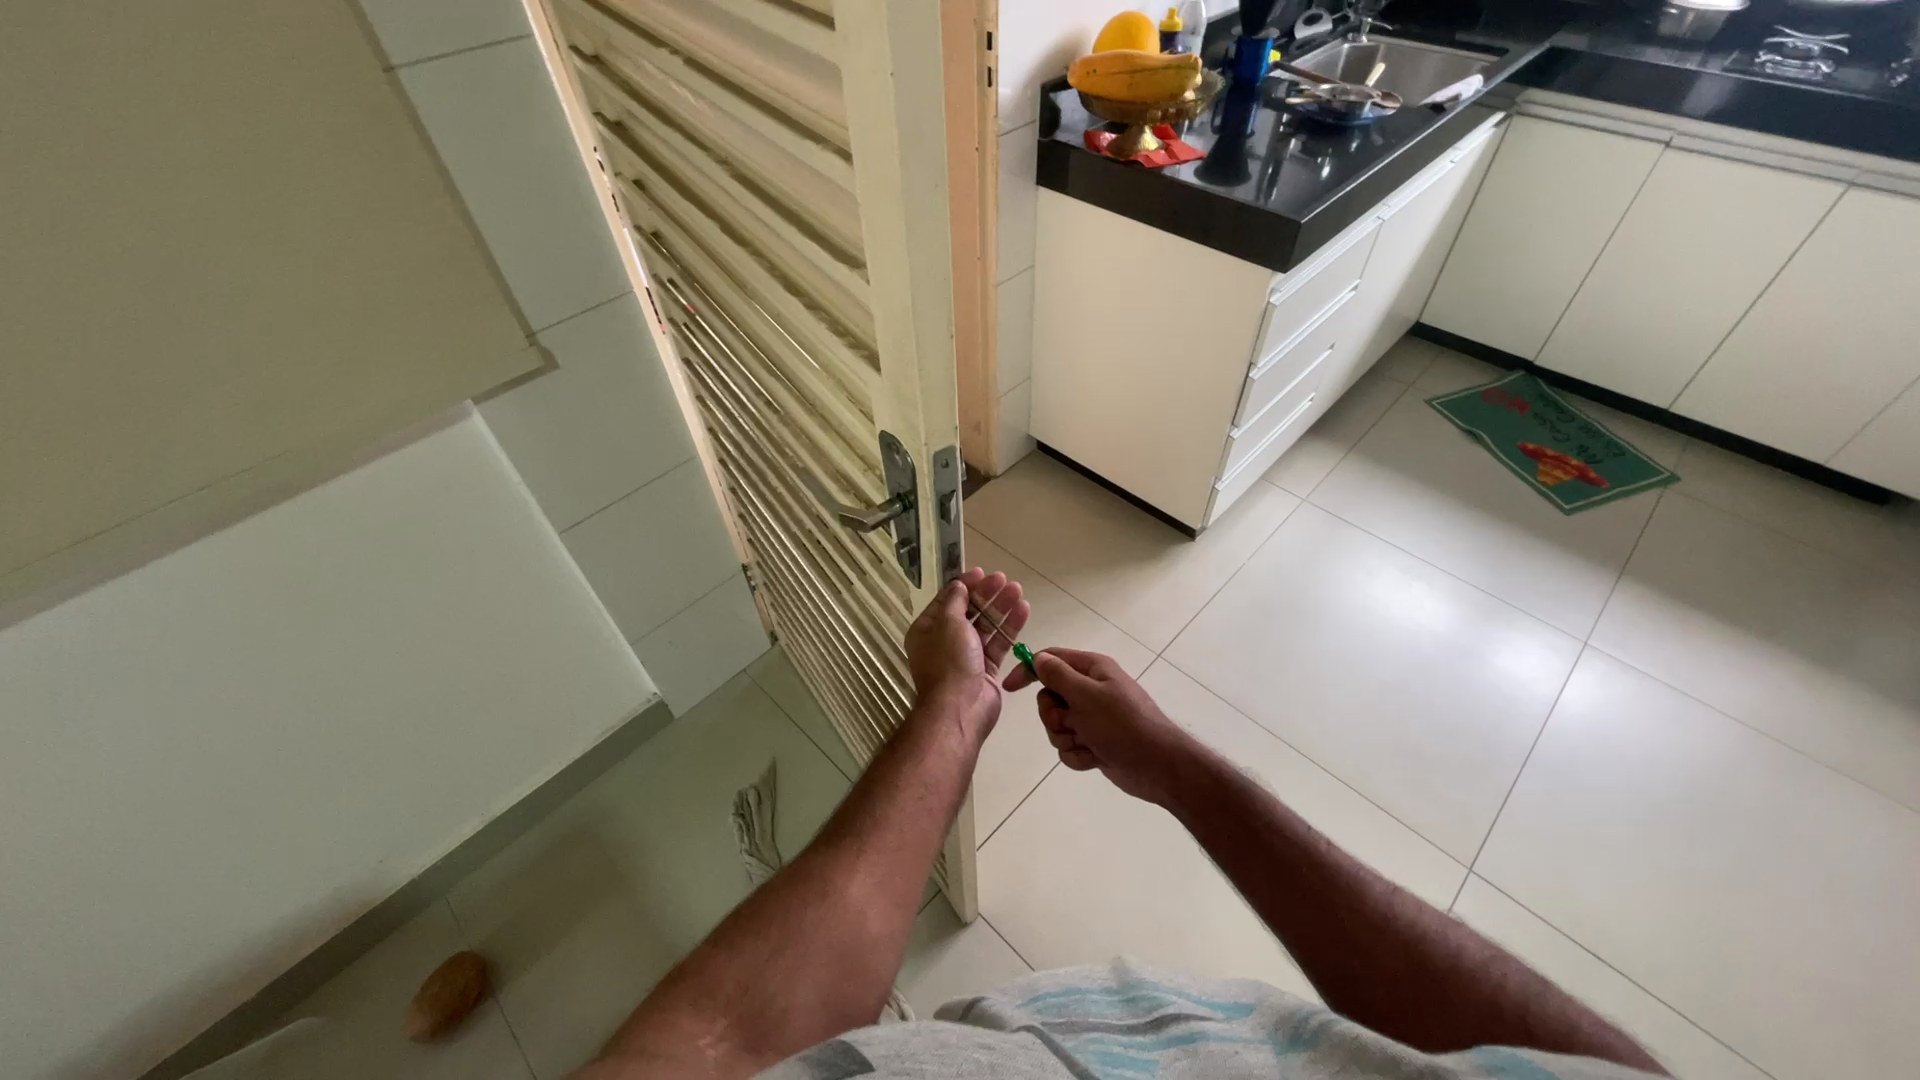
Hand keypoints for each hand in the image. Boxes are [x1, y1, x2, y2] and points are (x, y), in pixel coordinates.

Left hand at [904, 569, 1029, 744]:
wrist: (960, 708)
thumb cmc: (949, 661)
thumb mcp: (947, 623)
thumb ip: (956, 601)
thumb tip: (959, 585)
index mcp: (927, 630)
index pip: (947, 601)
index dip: (964, 585)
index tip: (982, 572)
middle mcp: (945, 641)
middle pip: (969, 611)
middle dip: (986, 594)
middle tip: (1004, 579)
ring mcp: (967, 655)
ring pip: (986, 625)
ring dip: (1001, 607)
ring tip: (1018, 590)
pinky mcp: (987, 668)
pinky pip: (999, 642)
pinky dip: (1010, 626)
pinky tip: (1023, 609)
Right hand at [1003, 648, 1195, 804]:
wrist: (1157, 766)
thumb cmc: (1123, 725)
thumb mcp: (1087, 695)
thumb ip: (1059, 676)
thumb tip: (1039, 658)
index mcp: (1092, 670)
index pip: (1050, 660)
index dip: (1028, 671)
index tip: (1010, 688)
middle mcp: (1091, 690)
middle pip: (1049, 698)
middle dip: (1054, 716)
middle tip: (1071, 723)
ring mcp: (1092, 718)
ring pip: (1056, 726)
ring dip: (1066, 738)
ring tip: (1088, 743)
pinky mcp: (1094, 742)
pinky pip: (1068, 746)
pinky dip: (1078, 755)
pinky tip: (1095, 758)